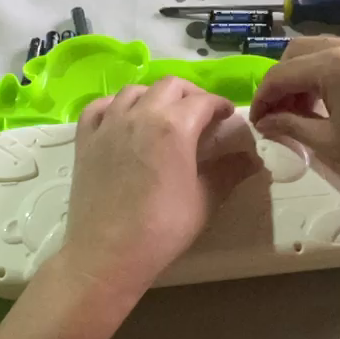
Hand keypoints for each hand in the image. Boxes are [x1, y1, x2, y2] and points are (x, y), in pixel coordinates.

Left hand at [54, 78, 257, 302]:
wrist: (108, 252)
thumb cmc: (162, 228)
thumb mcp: (205, 200)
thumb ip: (229, 172)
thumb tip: (253, 160)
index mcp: (174, 126)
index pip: (204, 101)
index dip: (220, 105)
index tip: (227, 117)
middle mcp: (140, 114)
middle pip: (170, 86)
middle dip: (191, 94)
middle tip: (201, 115)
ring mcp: (108, 123)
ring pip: (134, 90)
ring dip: (155, 96)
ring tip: (164, 114)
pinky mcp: (86, 138)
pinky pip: (101, 106)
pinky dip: (117, 105)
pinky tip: (124, 119)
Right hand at [249, 36, 339, 206]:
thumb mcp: (327, 142)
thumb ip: (290, 126)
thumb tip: (263, 123)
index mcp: (333, 64)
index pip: (281, 74)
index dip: (262, 98)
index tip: (256, 123)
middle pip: (296, 52)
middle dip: (280, 81)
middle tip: (276, 114)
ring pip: (318, 52)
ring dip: (300, 76)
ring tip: (298, 112)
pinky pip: (339, 57)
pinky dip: (322, 74)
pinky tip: (323, 104)